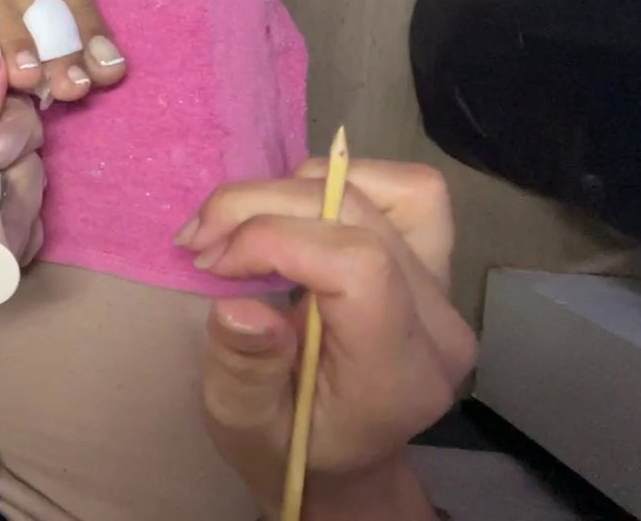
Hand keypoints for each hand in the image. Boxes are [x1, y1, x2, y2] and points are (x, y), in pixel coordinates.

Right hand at [176, 159, 475, 519]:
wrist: (338, 457)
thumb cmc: (283, 443)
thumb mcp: (240, 422)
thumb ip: (242, 368)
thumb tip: (238, 304)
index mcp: (395, 372)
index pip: (355, 264)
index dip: (268, 238)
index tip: (208, 262)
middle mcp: (435, 323)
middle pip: (352, 213)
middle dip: (253, 207)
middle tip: (200, 242)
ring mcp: (440, 288)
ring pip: (375, 189)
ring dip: (283, 191)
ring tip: (238, 228)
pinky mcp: (428, 262)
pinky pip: (401, 190)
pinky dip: (330, 183)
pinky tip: (286, 215)